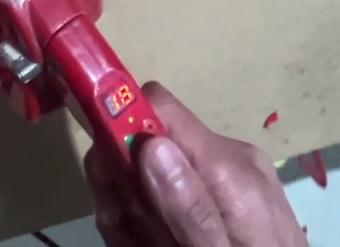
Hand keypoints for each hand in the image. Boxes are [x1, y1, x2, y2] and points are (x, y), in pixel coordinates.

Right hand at [85, 83, 305, 246]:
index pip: (157, 107)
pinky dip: (149, 219)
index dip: (119, 130)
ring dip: (129, 207)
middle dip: (120, 183)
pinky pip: (173, 189)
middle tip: (119, 232)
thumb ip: (192, 213)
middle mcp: (230, 159)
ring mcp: (229, 179)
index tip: (107, 182)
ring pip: (151, 169)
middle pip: (147, 140)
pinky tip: (150, 244)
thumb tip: (151, 145)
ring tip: (133, 244)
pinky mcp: (228, 199)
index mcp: (232, 169)